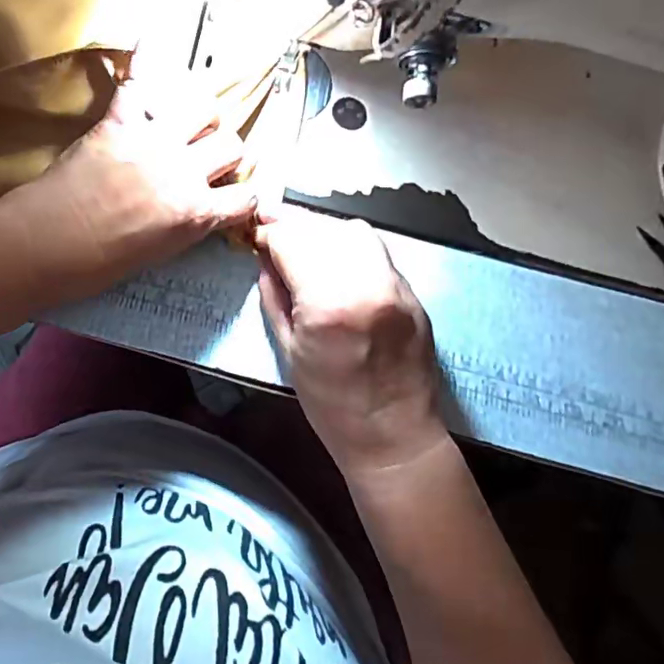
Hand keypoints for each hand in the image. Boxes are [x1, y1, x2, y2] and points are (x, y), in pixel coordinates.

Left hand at [0, 64, 257, 300]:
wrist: (45, 242)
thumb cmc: (94, 264)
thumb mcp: (155, 253)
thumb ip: (183, 223)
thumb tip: (195, 207)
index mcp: (194, 213)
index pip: (245, 197)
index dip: (240, 196)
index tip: (230, 194)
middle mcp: (183, 172)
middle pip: (232, 145)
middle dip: (222, 152)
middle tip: (203, 157)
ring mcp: (152, 142)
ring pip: (203, 108)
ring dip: (198, 116)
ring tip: (180, 123)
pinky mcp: (118, 123)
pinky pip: (139, 87)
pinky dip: (142, 75)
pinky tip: (144, 62)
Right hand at [254, 208, 445, 481]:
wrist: (394, 436)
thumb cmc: (332, 404)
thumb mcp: (287, 348)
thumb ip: (274, 295)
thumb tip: (264, 259)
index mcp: (329, 306)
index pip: (290, 242)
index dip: (265, 234)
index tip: (252, 237)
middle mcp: (367, 286)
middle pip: (320, 230)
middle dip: (289, 227)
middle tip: (269, 235)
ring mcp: (395, 287)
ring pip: (352, 231)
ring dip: (320, 230)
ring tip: (300, 244)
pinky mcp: (410, 293)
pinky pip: (375, 250)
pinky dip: (348, 243)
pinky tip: (331, 258)